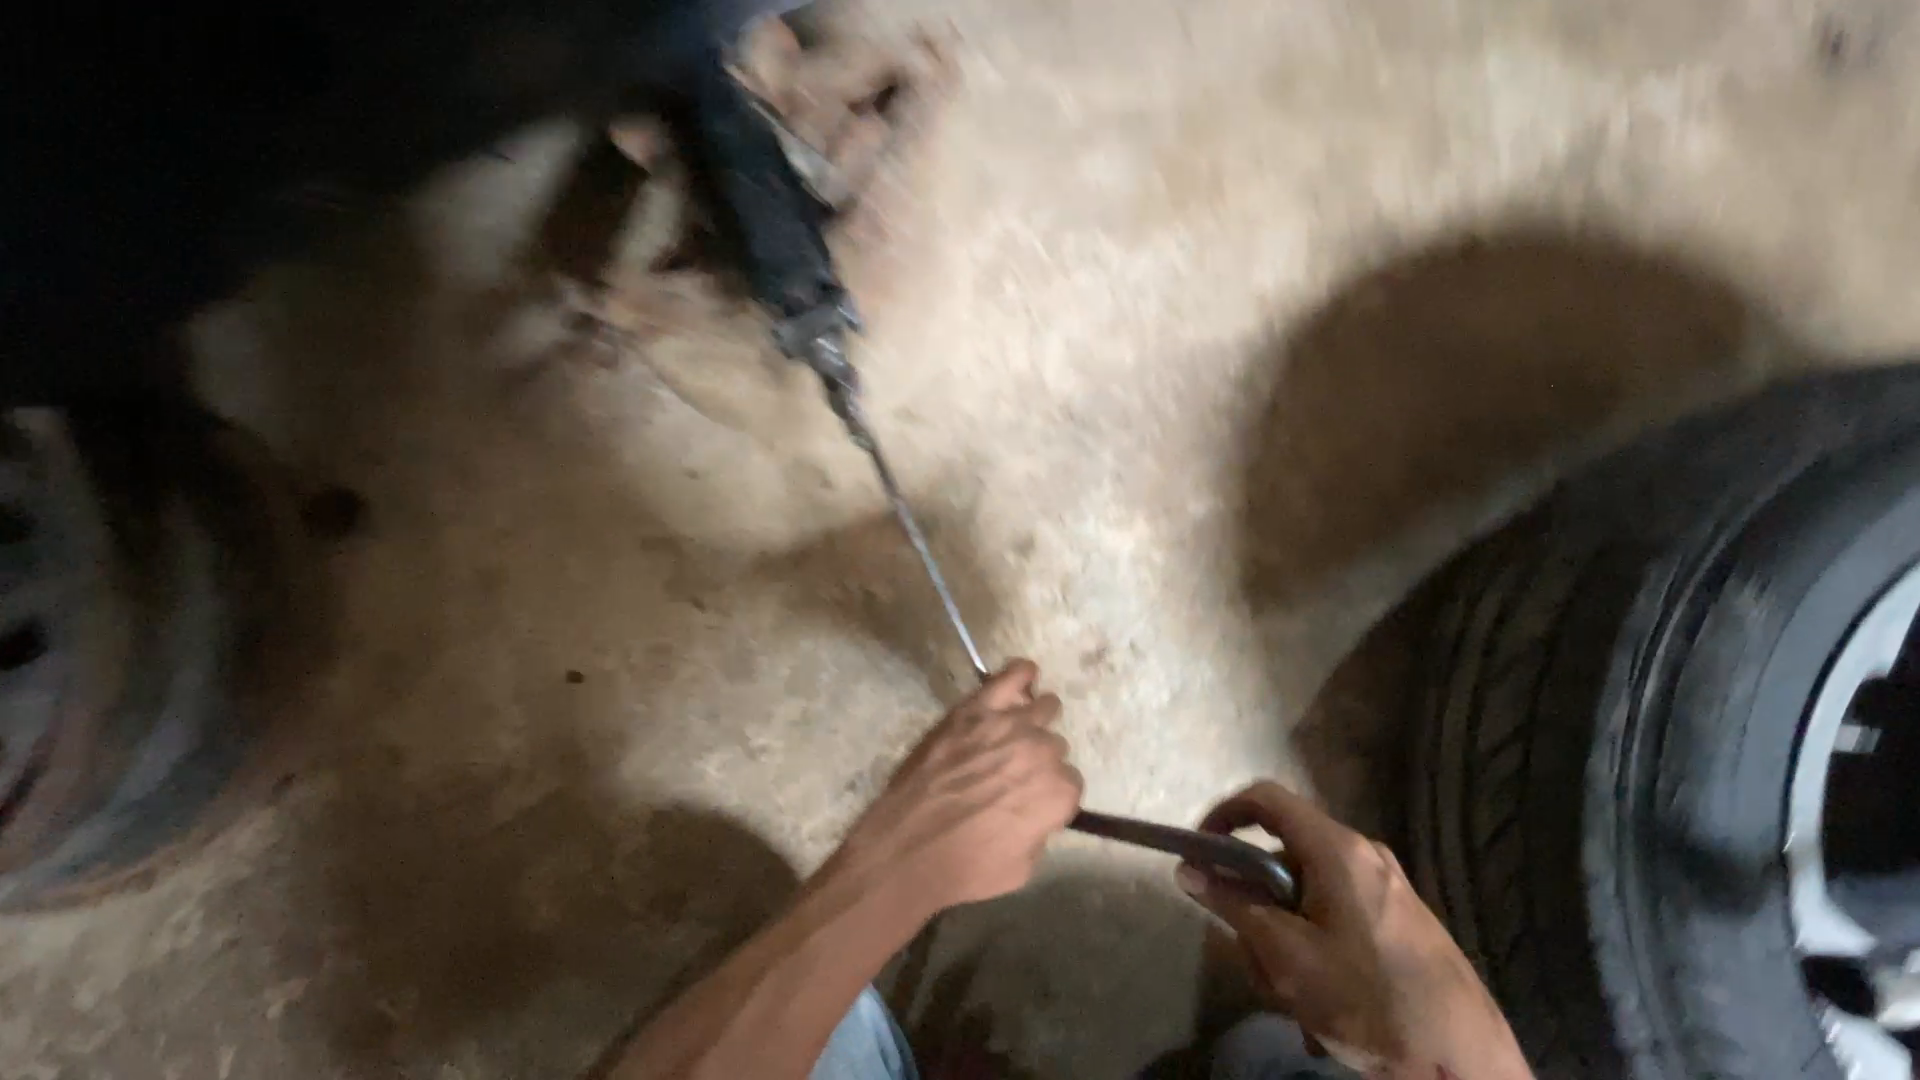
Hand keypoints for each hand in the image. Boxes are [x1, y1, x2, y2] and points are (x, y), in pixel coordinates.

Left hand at [822, 660, 1083, 919]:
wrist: (908, 846)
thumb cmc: (966, 866)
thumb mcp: (1023, 866)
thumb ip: (1041, 828)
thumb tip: (1037, 809)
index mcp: (1058, 793)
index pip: (1070, 782)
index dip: (1050, 793)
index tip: (1032, 800)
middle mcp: (1042, 753)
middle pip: (1054, 745)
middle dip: (1040, 759)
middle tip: (1013, 772)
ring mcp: (1009, 725)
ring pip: (1044, 707)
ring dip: (1035, 720)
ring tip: (1017, 731)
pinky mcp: (977, 709)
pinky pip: (1011, 675)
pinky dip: (1021, 673)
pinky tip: (1024, 676)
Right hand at [1179, 782, 1530, 1078]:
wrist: (1468, 1065)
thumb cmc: (1369, 1000)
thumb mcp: (1287, 955)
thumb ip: (1234, 905)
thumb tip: (1189, 870)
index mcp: (1337, 849)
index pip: (1265, 798)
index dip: (1222, 814)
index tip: (1199, 852)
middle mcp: (1364, 855)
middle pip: (1282, 855)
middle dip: (1255, 902)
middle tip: (1249, 952)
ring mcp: (1386, 887)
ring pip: (1305, 892)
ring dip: (1282, 935)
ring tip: (1288, 996)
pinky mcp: (1400, 920)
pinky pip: (1333, 914)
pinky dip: (1311, 946)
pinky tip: (1318, 1005)